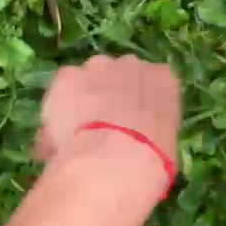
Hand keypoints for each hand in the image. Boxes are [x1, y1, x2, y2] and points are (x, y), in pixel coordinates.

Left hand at [36, 54, 180, 167]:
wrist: (116, 160)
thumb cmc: (151, 161)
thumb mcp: (167, 144)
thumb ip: (153, 128)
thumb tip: (137, 139)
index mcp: (164, 79)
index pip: (155, 82)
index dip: (140, 103)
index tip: (134, 123)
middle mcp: (132, 63)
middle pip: (119, 74)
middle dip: (110, 95)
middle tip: (104, 127)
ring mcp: (98, 66)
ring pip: (88, 78)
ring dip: (84, 97)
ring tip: (77, 132)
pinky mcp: (68, 76)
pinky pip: (61, 90)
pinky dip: (58, 108)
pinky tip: (57, 134)